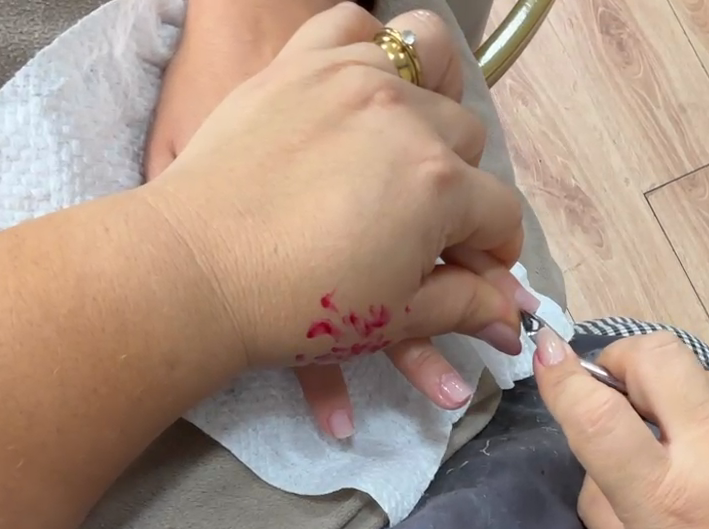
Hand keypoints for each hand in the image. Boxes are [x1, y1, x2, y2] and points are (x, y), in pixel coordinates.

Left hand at [141, 3, 529, 438]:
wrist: (196, 272)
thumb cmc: (295, 308)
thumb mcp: (391, 319)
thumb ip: (462, 307)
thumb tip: (511, 318)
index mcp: (438, 188)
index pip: (501, 214)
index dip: (498, 252)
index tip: (481, 272)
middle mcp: (408, 117)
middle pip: (470, 143)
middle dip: (462, 190)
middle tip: (429, 228)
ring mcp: (352, 76)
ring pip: (429, 67)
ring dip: (433, 108)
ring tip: (406, 147)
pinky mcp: (301, 62)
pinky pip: (356, 24)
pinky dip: (370, 50)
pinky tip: (361, 92)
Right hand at [531, 330, 708, 528]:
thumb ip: (604, 504)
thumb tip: (598, 451)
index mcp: (668, 499)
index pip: (599, 417)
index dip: (564, 378)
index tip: (546, 351)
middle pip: (654, 354)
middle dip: (625, 360)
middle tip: (624, 391)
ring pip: (702, 372)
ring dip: (682, 396)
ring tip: (700, 443)